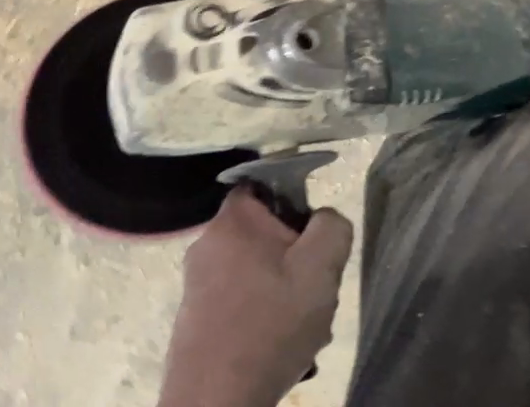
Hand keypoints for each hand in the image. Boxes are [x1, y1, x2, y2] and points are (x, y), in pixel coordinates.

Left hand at [157, 188, 353, 406]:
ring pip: (260, 270)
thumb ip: (333, 226)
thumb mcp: (321, 267)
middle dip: (297, 255)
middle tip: (316, 285)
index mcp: (233, 223)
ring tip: (305, 325)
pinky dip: (266, 315)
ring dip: (286, 291)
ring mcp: (197, 288)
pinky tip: (283, 346)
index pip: (265, 184)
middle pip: (267, 232)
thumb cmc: (270, 327)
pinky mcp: (196, 322)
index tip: (315, 232)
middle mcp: (207, 247)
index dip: (296, 200)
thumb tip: (323, 219)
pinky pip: (244, 301)